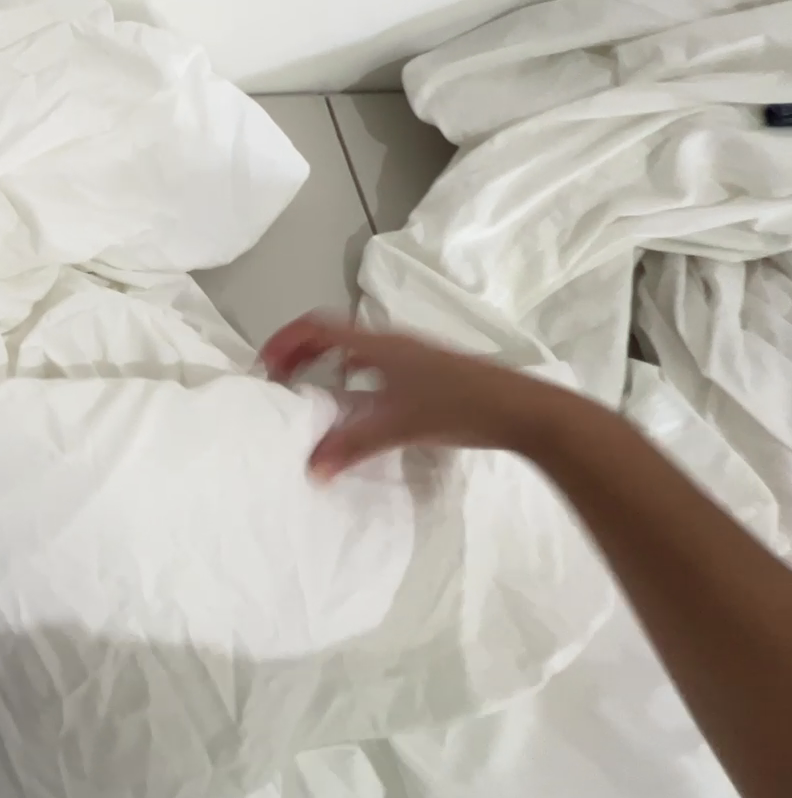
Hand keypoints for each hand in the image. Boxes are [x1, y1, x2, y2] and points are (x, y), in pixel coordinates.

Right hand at [260, 314, 583, 480]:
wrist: (532, 412)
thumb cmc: (459, 408)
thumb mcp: (397, 428)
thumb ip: (350, 447)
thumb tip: (311, 470)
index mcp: (375, 345)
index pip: (315, 327)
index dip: (283, 341)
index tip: (266, 366)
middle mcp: (389, 341)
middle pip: (329, 333)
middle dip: (298, 351)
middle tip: (280, 377)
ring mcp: (411, 352)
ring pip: (352, 345)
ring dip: (323, 359)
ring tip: (310, 385)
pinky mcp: (428, 367)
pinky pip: (372, 358)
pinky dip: (348, 369)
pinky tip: (356, 396)